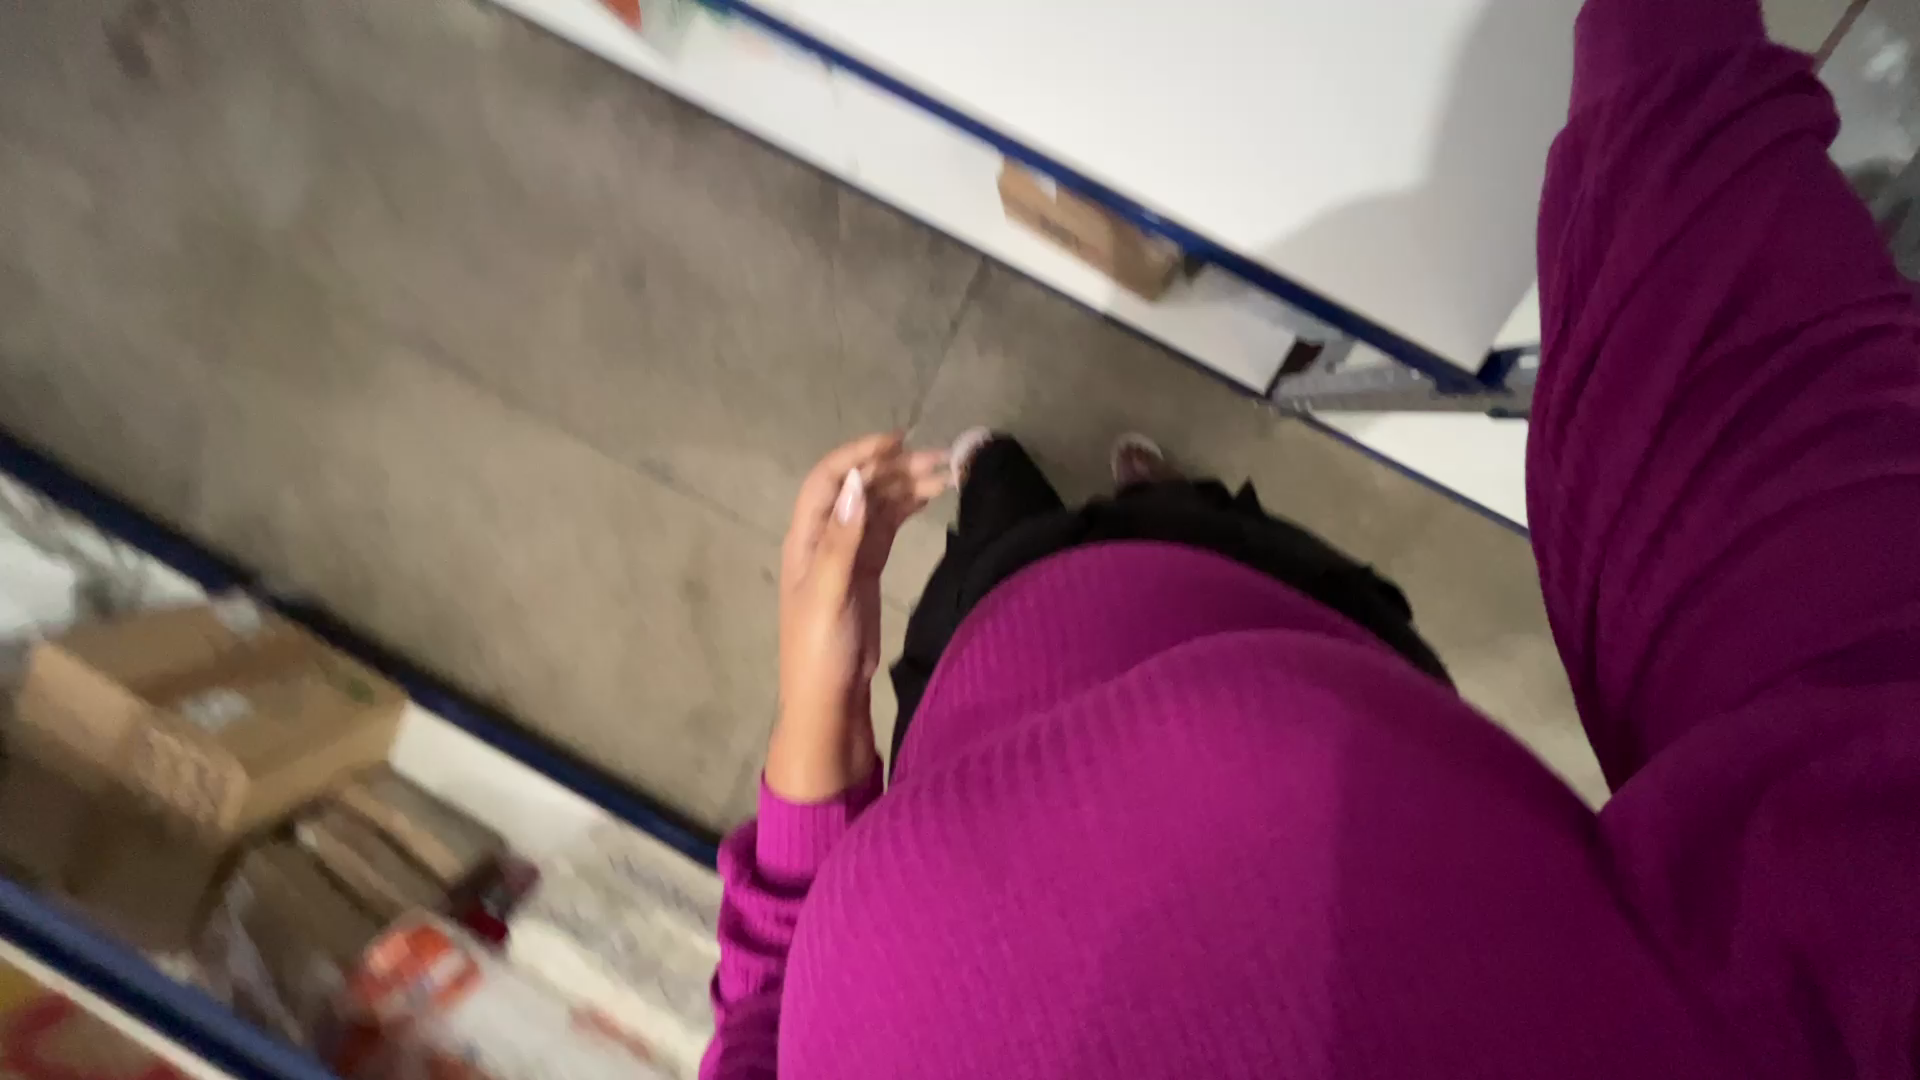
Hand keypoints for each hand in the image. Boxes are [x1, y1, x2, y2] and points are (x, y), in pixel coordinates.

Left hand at [769, 434, 946, 801]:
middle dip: (894, 469)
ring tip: (946, 474)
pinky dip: (907, 509)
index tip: (897, 442)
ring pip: (878, 506)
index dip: (859, 455)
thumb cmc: (818, 648)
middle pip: (859, 489)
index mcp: (805, 538)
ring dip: (907, 486)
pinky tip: (930, 497)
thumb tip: (856, 484)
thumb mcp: (826, 594)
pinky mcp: (867, 568)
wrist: (828, 696)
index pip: (829, 481)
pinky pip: (888, 528)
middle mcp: (825, 537)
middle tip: (939, 460)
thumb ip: (841, 539)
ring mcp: (848, 552)